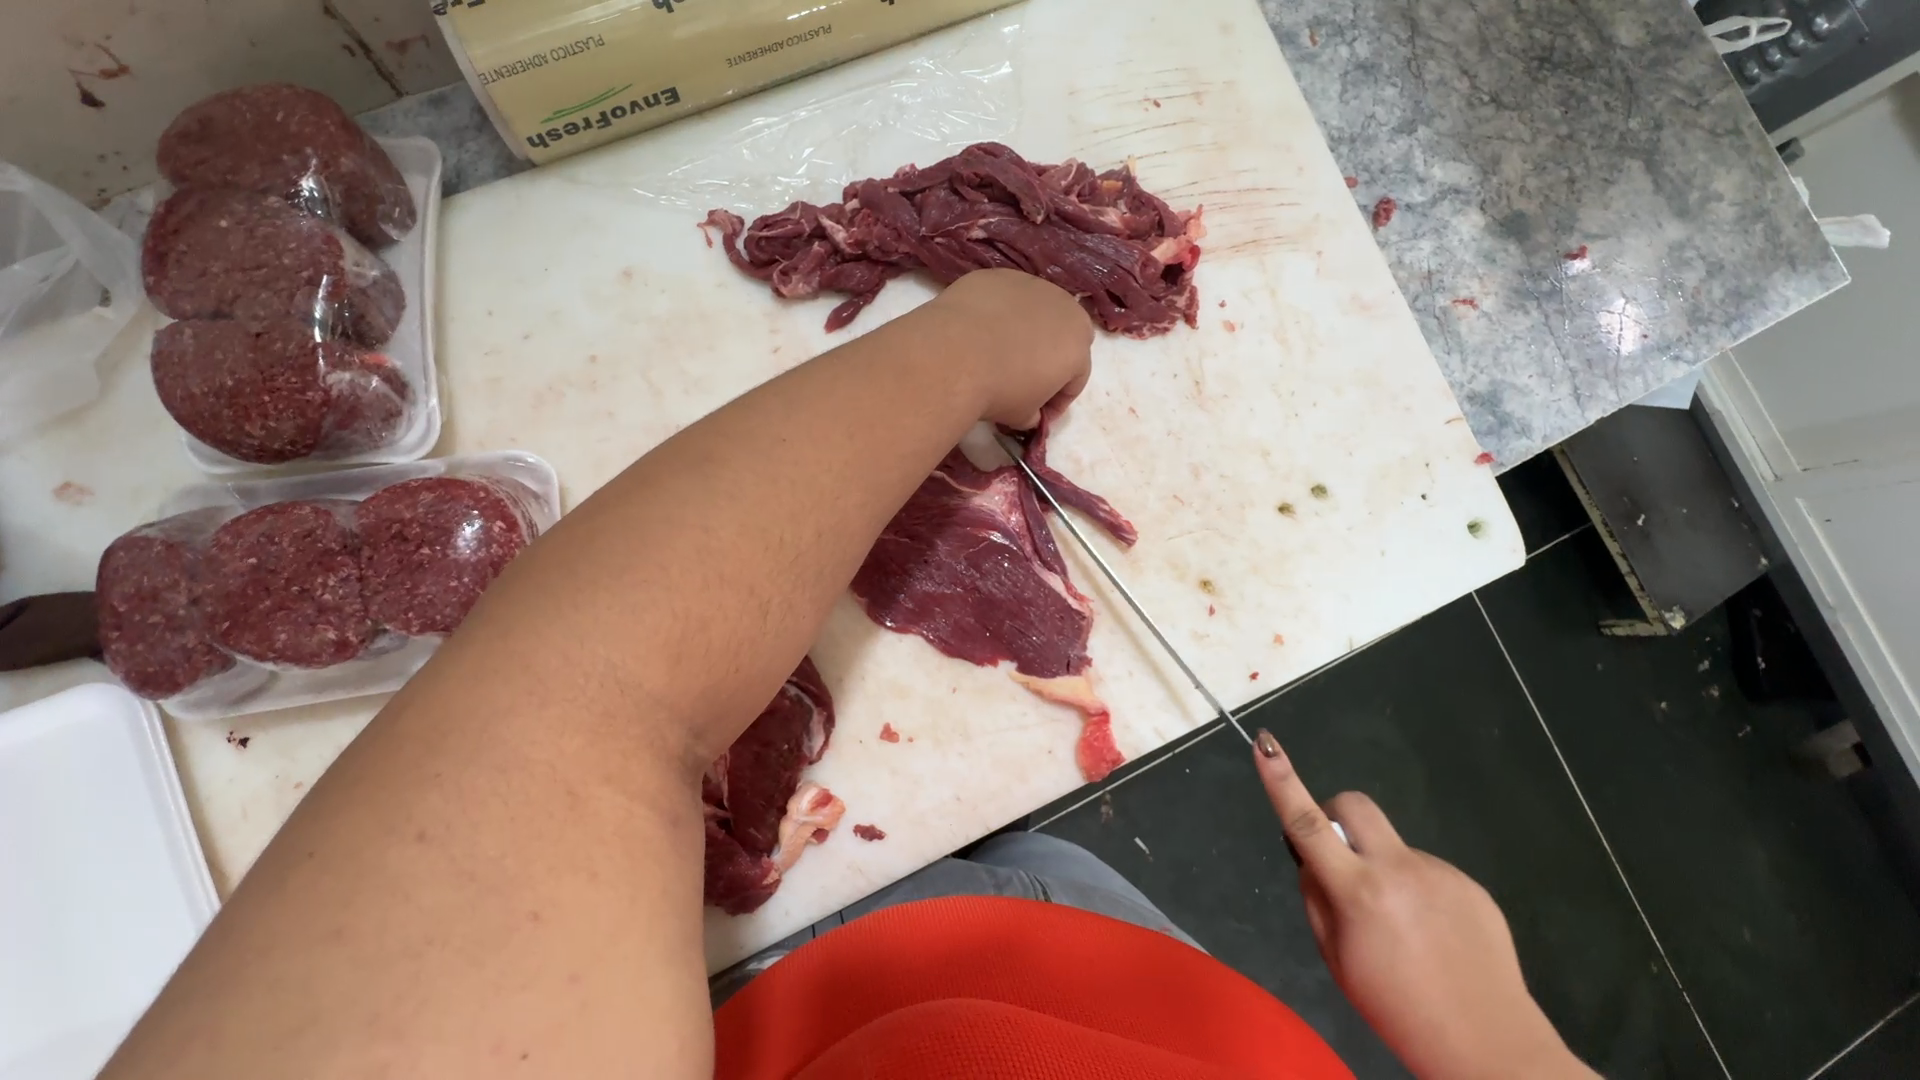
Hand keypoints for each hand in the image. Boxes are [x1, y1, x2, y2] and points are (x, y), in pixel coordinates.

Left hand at [927, 269, 1092, 429]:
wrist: (954, 353)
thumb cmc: (999, 390)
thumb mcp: (1021, 416)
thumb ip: (1034, 414)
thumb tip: (1030, 414)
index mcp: (1077, 347)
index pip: (1075, 380)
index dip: (1057, 402)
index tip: (1038, 415)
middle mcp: (1064, 308)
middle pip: (1063, 337)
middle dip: (1050, 358)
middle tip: (1025, 380)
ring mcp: (1030, 285)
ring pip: (1035, 311)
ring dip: (1025, 331)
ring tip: (998, 352)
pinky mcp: (998, 275)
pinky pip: (1004, 299)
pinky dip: (997, 314)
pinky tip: (977, 331)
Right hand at [1252, 730, 1598, 1079]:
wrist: (1494, 1049)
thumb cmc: (1397, 1011)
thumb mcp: (1337, 960)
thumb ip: (1317, 900)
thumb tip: (1314, 862)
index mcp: (1359, 893)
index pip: (1307, 824)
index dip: (1281, 780)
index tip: (1265, 742)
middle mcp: (1399, 870)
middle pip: (1354, 805)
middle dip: (1336, 815)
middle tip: (1338, 856)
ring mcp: (1440, 873)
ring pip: (1392, 846)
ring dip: (1381, 867)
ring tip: (1403, 929)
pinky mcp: (1470, 885)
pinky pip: (1426, 872)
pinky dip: (1416, 891)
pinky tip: (1433, 936)